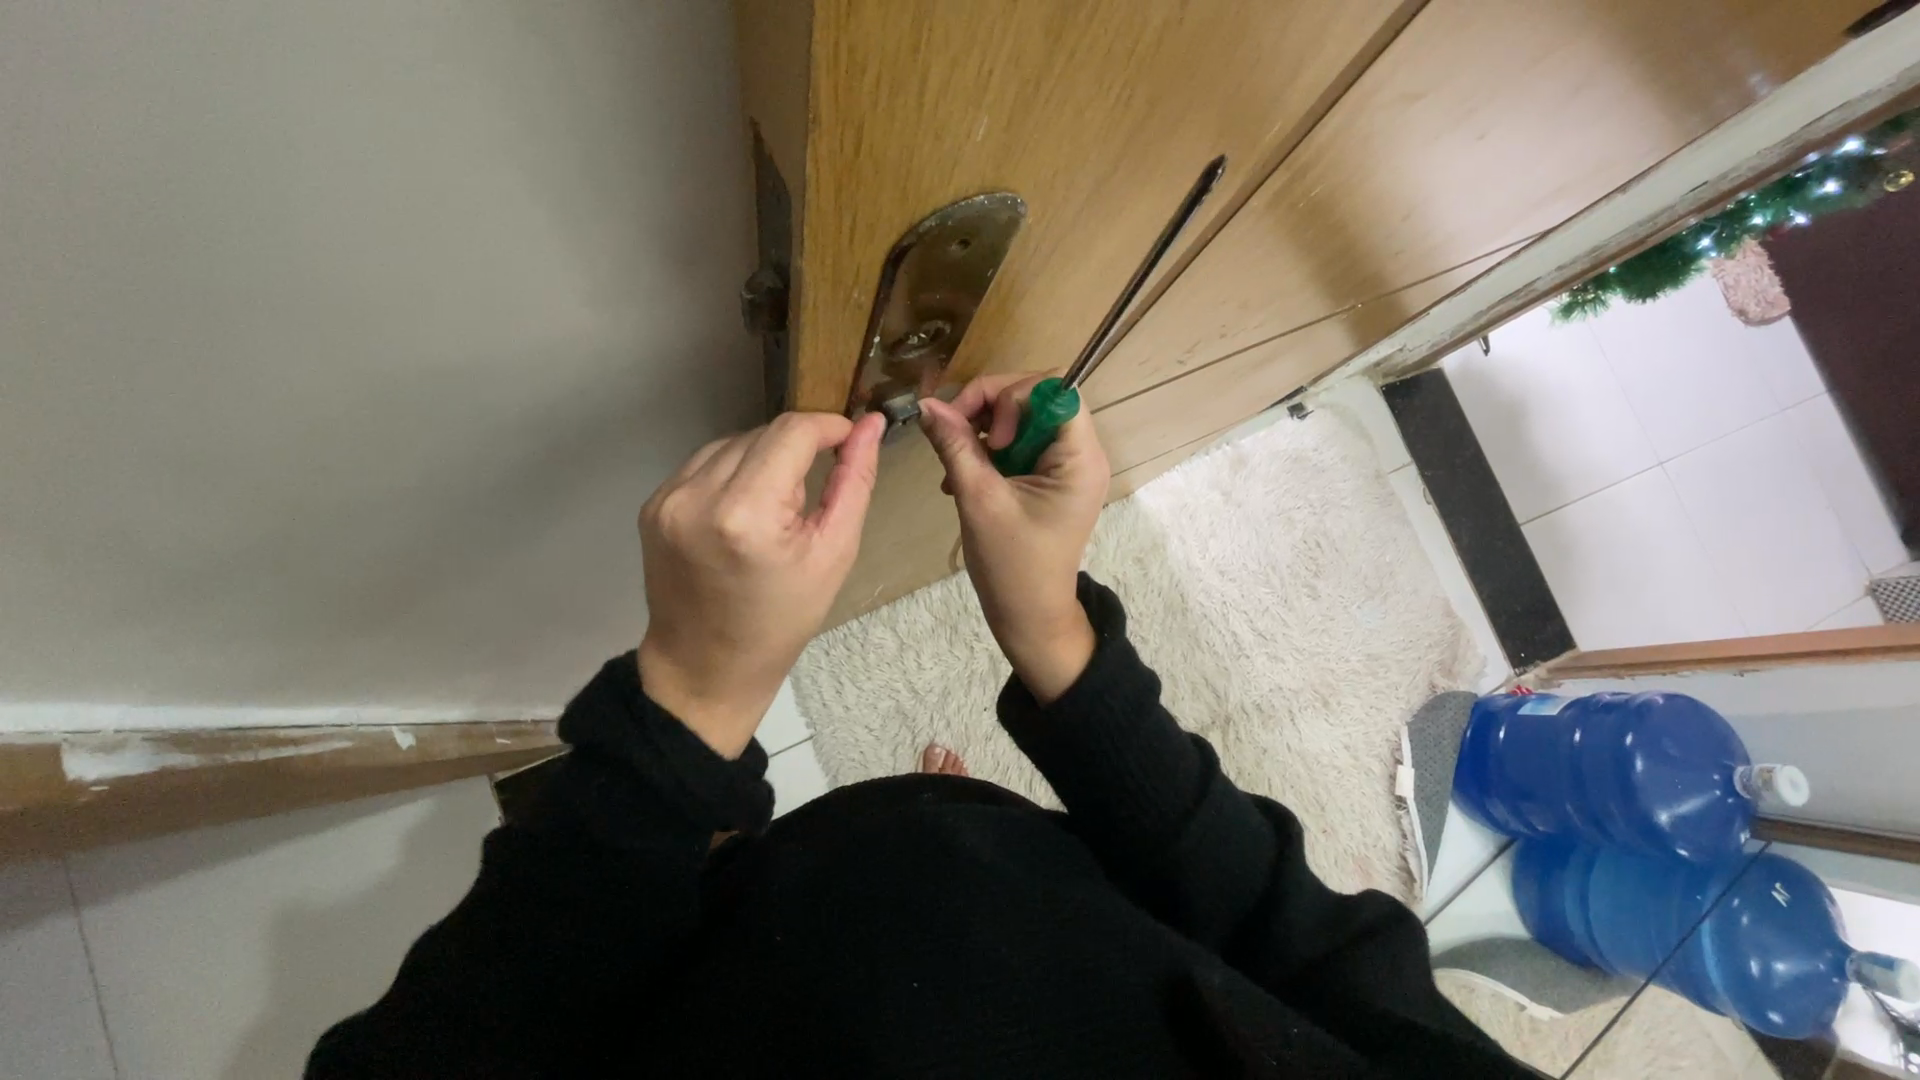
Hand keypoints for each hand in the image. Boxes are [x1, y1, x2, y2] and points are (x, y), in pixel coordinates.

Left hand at [638, 411, 884, 757]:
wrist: (705, 666)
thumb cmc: (781, 621)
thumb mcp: (834, 554)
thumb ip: (854, 482)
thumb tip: (872, 425)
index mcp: (746, 513)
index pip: (792, 432)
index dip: (828, 426)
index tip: (850, 440)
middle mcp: (697, 495)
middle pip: (762, 433)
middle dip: (797, 450)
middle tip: (812, 494)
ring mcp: (667, 498)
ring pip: (732, 442)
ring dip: (763, 459)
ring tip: (776, 507)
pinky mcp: (653, 504)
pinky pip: (705, 463)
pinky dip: (733, 474)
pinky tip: (744, 511)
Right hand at [918, 374, 1109, 702]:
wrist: (1030, 617)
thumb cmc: (1011, 567)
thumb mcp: (978, 501)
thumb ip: (954, 447)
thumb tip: (927, 404)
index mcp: (1079, 458)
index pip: (1055, 389)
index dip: (1012, 397)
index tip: (987, 436)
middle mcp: (1080, 453)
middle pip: (1036, 397)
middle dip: (989, 408)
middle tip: (954, 436)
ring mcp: (1064, 466)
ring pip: (1021, 417)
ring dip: (981, 430)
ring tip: (954, 464)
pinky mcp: (1048, 478)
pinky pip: (1017, 443)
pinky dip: (986, 450)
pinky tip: (961, 478)